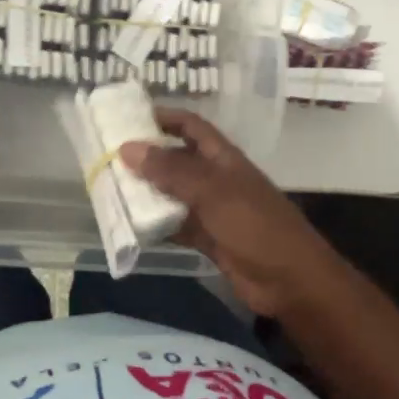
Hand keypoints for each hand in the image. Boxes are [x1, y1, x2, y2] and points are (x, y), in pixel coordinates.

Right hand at [120, 108, 346, 316]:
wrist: (290, 280)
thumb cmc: (256, 227)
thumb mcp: (212, 192)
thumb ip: (171, 171)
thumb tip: (128, 148)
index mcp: (224, 159)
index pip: (191, 127)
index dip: (164, 118)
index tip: (128, 117)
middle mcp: (218, 180)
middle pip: (178, 161)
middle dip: (147, 158)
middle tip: (107, 159)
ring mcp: (215, 212)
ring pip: (174, 195)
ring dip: (148, 194)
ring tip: (110, 191)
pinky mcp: (211, 241)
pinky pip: (178, 227)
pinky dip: (157, 226)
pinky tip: (131, 227)